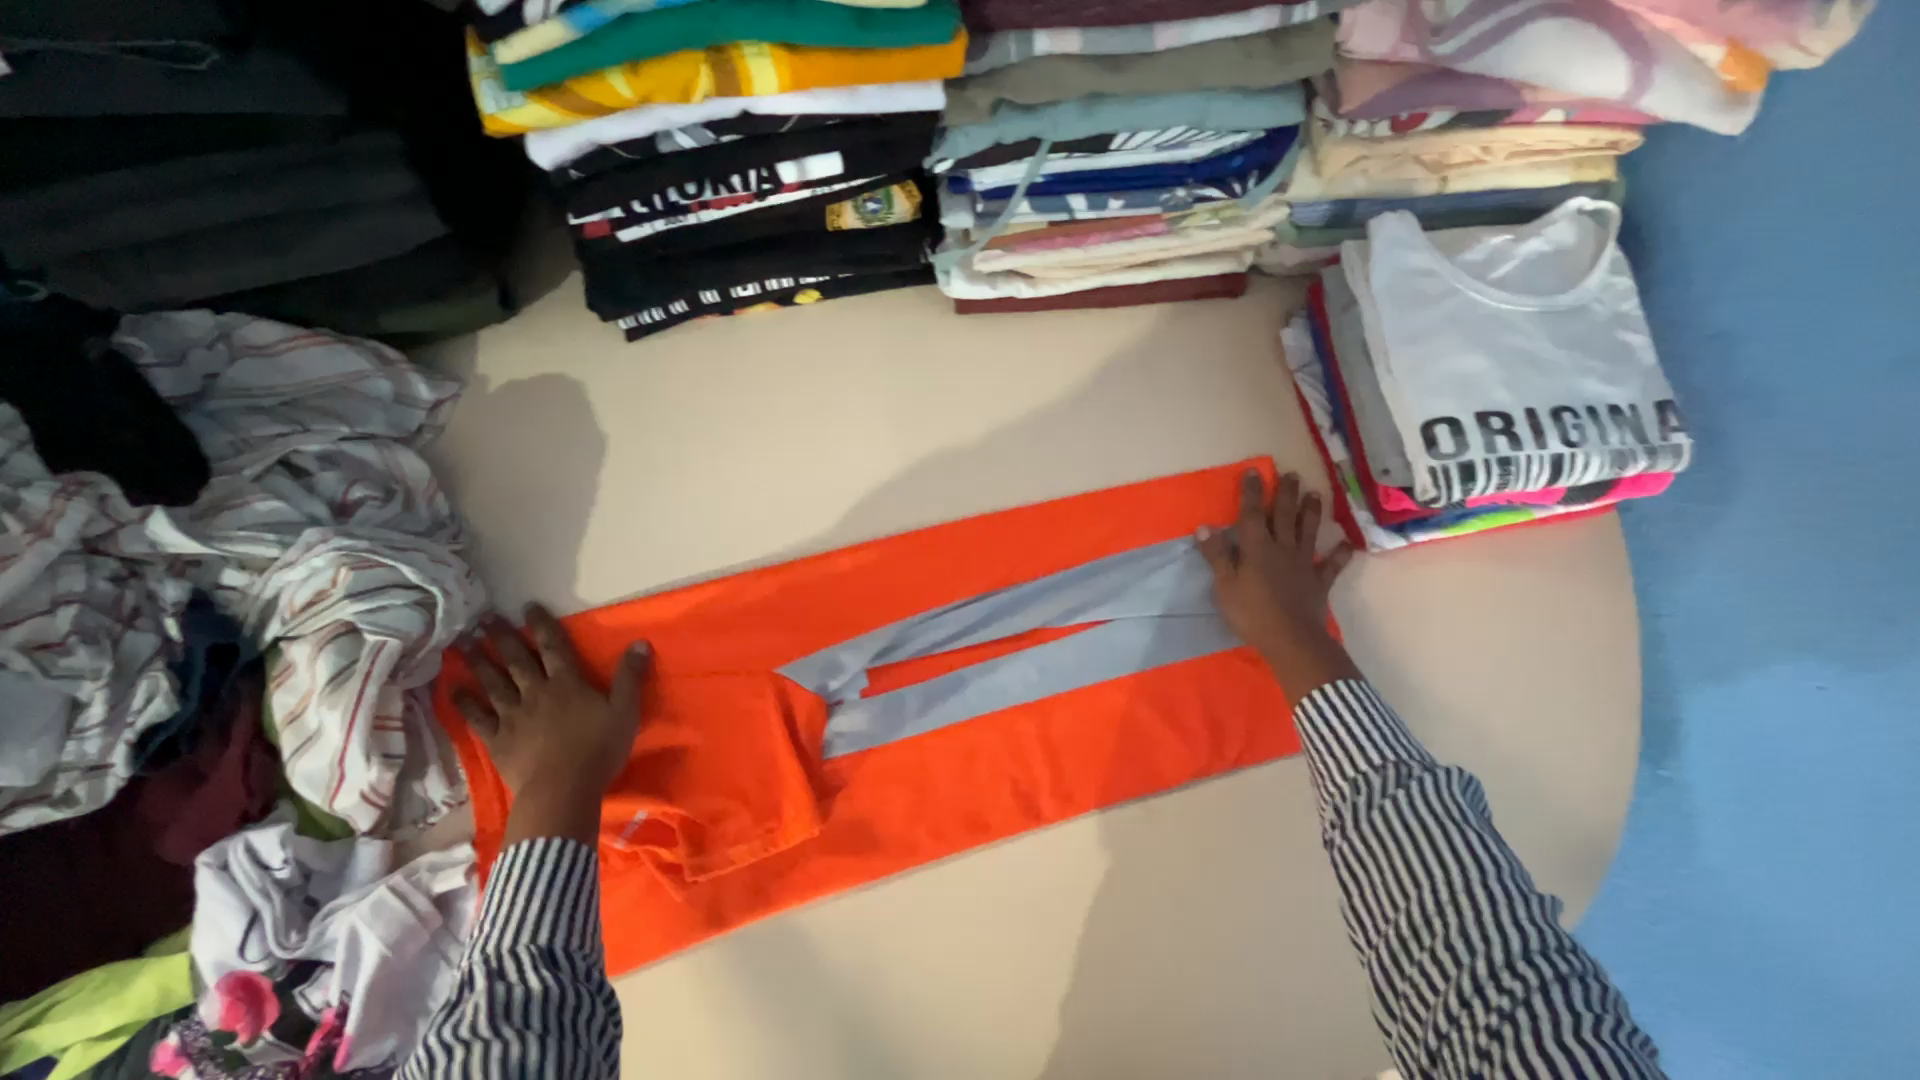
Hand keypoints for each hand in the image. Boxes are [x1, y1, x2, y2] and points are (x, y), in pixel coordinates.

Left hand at [453, 604, 650, 799]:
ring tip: (464, 645)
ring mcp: (513, 715)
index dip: (541, 625)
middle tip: (484, 618)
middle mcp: (536, 692)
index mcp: (567, 683)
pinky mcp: (497, 739)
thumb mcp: (625, 711)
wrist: (562, 789)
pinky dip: (465, 703)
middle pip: (517, 659)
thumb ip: (630, 676)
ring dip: (479, 662)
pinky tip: (454, 690)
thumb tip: (640, 642)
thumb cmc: (598, 749)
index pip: (553, 646)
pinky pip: (477, 717)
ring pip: (493, 683)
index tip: (527, 606)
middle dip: (501, 637)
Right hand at [1199, 470, 1359, 699]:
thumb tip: (1204, 527)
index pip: (1250, 515)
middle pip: (1284, 516)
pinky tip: (1348, 544)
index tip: (1254, 471)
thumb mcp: (1224, 585)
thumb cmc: (1250, 613)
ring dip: (1312, 512)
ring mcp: (1303, 564)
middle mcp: (1282, 549)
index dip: (1251, 493)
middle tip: (1291, 474)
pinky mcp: (1319, 582)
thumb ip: (1216, 555)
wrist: (1290, 638)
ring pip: (1308, 532)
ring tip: (1316, 494)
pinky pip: (1331, 565)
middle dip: (1286, 494)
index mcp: (1256, 549)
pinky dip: (1340, 554)